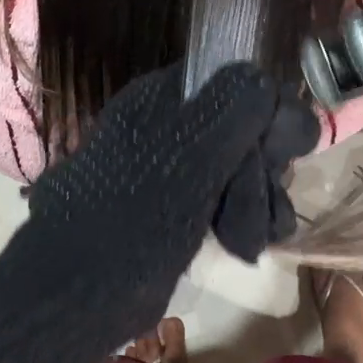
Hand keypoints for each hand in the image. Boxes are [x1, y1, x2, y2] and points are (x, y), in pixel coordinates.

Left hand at [0, 63, 317, 362]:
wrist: (81, 289)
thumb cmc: (138, 211)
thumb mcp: (193, 153)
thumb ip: (233, 109)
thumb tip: (264, 74)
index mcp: (164, 94)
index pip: (232, 79)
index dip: (264, 107)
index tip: (282, 144)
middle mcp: (169, 122)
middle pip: (242, 125)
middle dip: (265, 163)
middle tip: (271, 194)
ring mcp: (172, 165)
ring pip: (238, 165)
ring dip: (259, 196)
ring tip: (256, 231)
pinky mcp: (177, 205)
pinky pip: (224, 196)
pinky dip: (243, 217)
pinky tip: (248, 240)